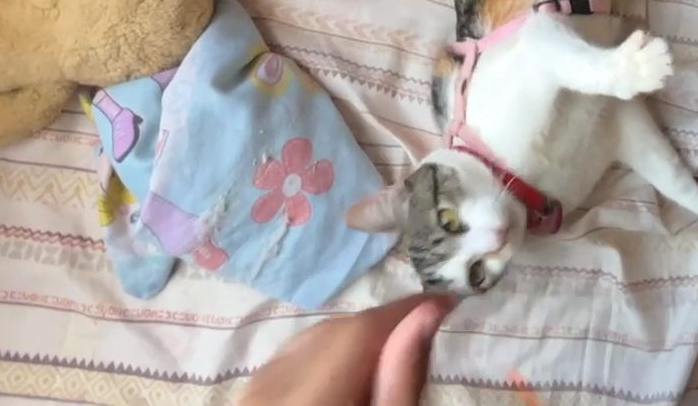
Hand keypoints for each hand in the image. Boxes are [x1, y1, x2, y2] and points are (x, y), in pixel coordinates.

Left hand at [239, 295, 454, 404]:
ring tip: (393, 361)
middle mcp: (270, 386)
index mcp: (308, 396)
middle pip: (336, 333)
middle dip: (384, 329)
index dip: (408, 310)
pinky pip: (290, 364)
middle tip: (429, 335)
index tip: (451, 302)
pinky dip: (325, 362)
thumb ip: (400, 382)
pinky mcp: (247, 401)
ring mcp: (250, 394)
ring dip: (356, 344)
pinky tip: (347, 383)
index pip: (361, 331)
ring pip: (312, 344)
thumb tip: (429, 312)